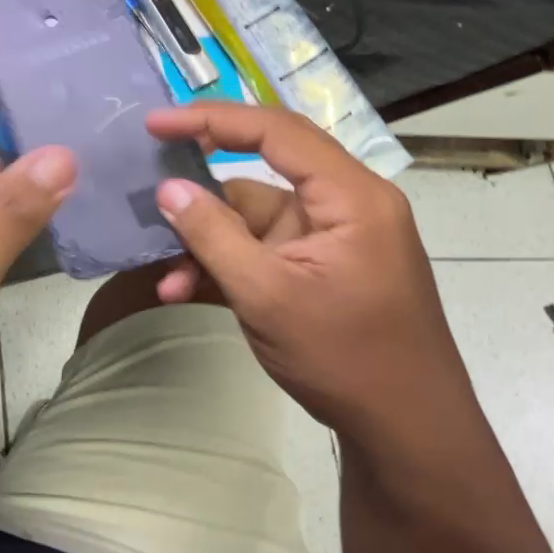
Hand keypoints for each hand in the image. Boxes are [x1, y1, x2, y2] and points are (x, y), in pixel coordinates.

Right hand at [144, 101, 471, 436]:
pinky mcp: (316, 266)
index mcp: (351, 197)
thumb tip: (167, 188)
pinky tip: (184, 290)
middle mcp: (342, 205)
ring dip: (204, 244)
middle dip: (200, 188)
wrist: (406, 433)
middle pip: (258, 172)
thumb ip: (213, 235)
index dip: (212, 119)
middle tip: (147, 182)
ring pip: (250, 217)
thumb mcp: (266, 294)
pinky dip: (222, 264)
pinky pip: (258, 248)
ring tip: (166, 279)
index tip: (156, 123)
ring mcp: (328, 238)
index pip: (276, 132)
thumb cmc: (347, 357)